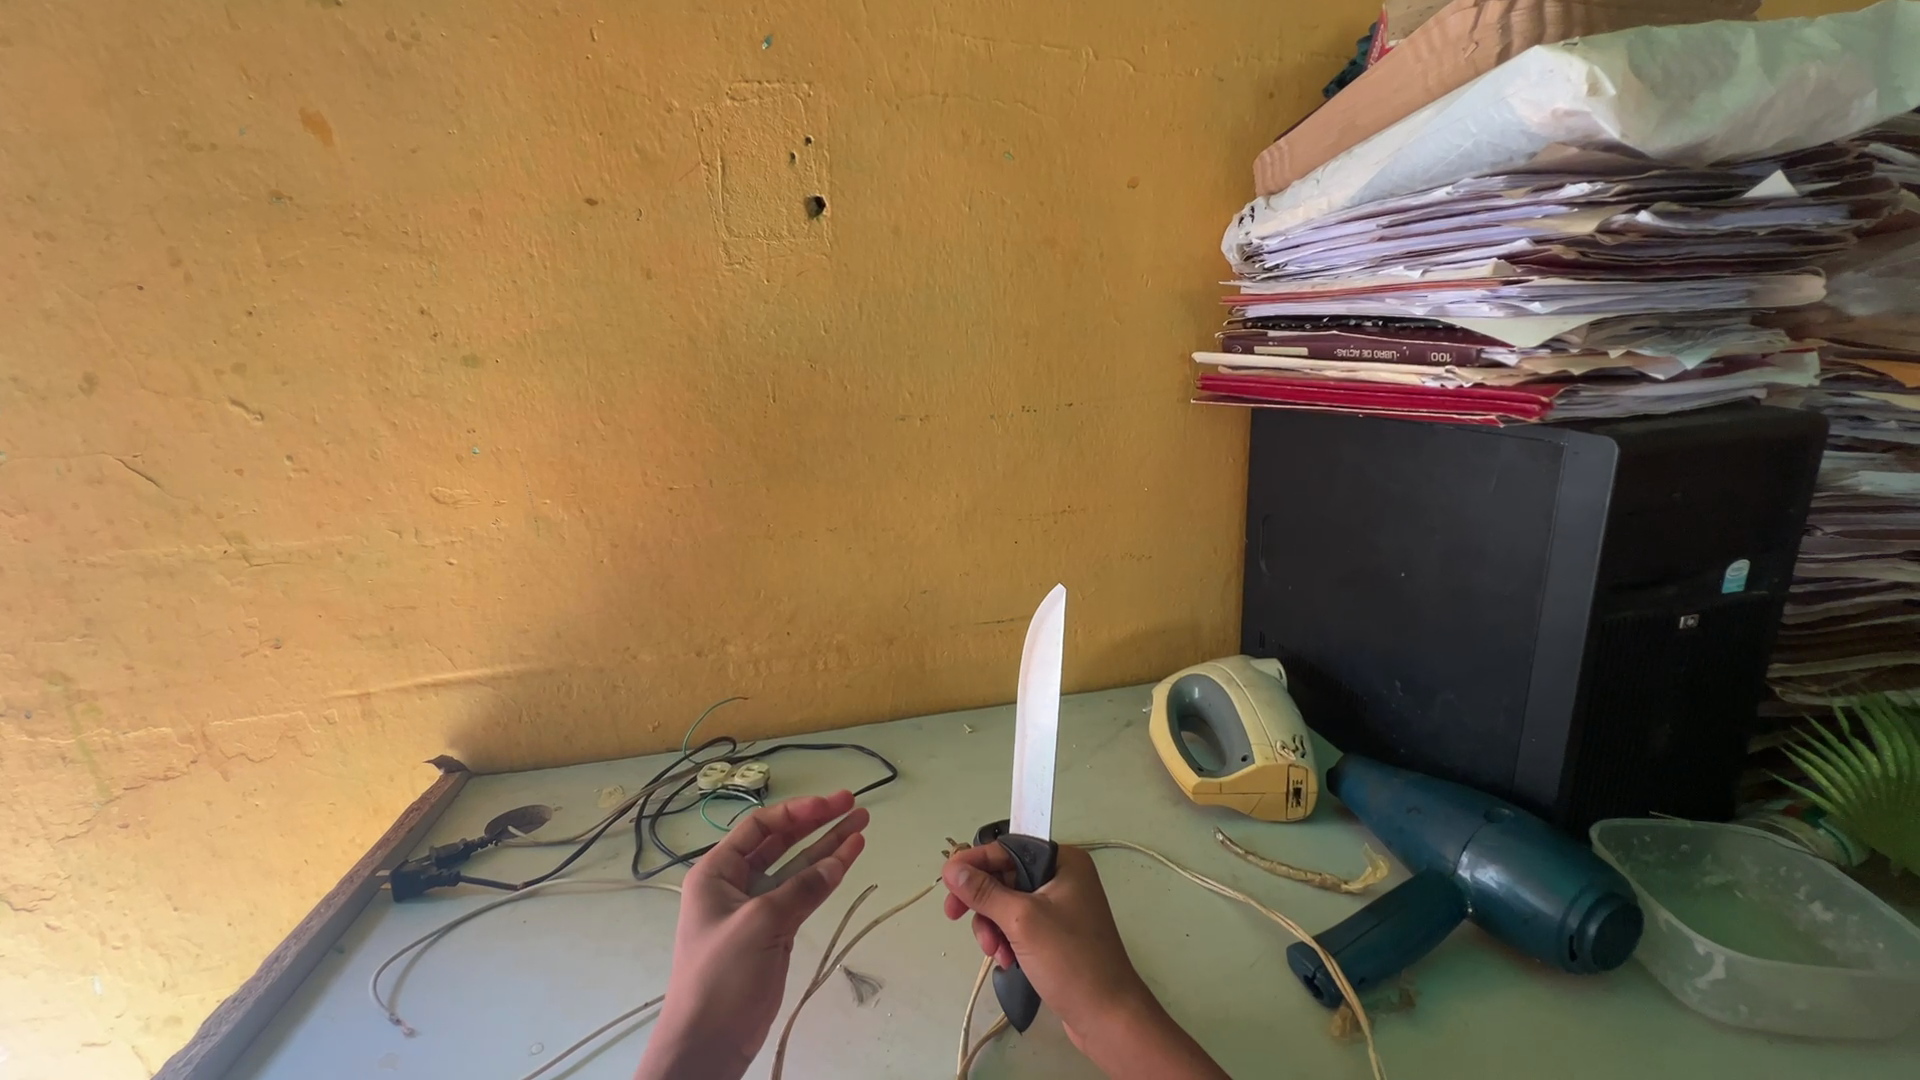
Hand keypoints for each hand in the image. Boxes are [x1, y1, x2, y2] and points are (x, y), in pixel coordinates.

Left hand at [635, 791, 867, 1079]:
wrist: (708, 1045)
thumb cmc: (720, 976)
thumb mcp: (758, 923)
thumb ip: (801, 888)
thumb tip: (838, 861)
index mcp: (717, 872)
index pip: (760, 828)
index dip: (796, 812)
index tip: (830, 804)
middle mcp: (736, 883)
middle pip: (782, 842)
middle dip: (817, 823)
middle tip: (854, 805)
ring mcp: (758, 908)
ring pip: (798, 867)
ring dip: (828, 847)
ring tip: (862, 825)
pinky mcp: (776, 931)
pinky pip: (804, 893)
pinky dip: (826, 878)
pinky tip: (849, 859)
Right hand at [942, 843, 1226, 1079]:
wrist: (1108, 1017)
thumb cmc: (1070, 959)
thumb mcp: (1021, 921)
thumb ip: (984, 891)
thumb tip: (951, 868)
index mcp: (1063, 860)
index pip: (1008, 847)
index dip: (975, 862)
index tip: (947, 880)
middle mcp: (1063, 876)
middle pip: (1005, 875)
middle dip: (983, 901)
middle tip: (954, 916)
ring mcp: (1060, 905)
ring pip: (1008, 902)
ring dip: (993, 925)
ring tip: (994, 951)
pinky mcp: (1056, 932)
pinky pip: (1019, 923)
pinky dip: (1007, 938)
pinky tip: (1006, 960)